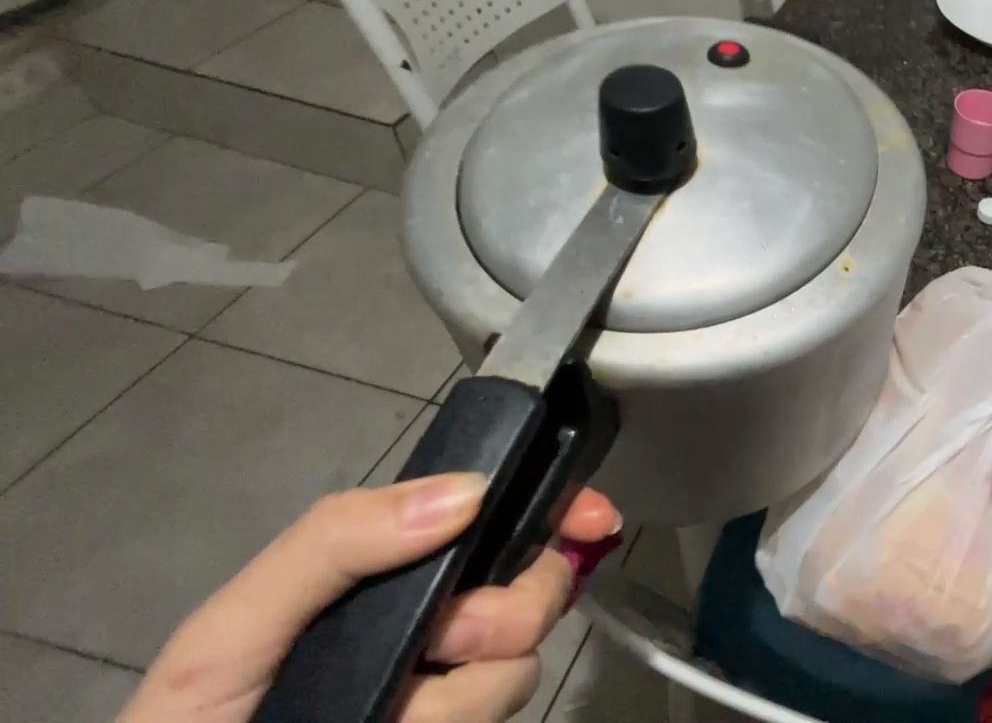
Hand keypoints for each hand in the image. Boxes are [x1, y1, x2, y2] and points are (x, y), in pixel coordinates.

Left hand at [120, 474, 620, 722]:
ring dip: (470, 687)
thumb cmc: (199, 721)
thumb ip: (336, 542)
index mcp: (401, 566)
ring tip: (400, 713)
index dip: (562, 508)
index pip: (503, 514)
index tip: (595, 521)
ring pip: (526, 657)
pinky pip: (504, 707)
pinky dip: (459, 719)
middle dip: (512, 608)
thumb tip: (471, 491)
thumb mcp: (236, 624)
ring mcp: (457, 682)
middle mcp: (443, 616)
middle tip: (453, 636)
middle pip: (538, 583)